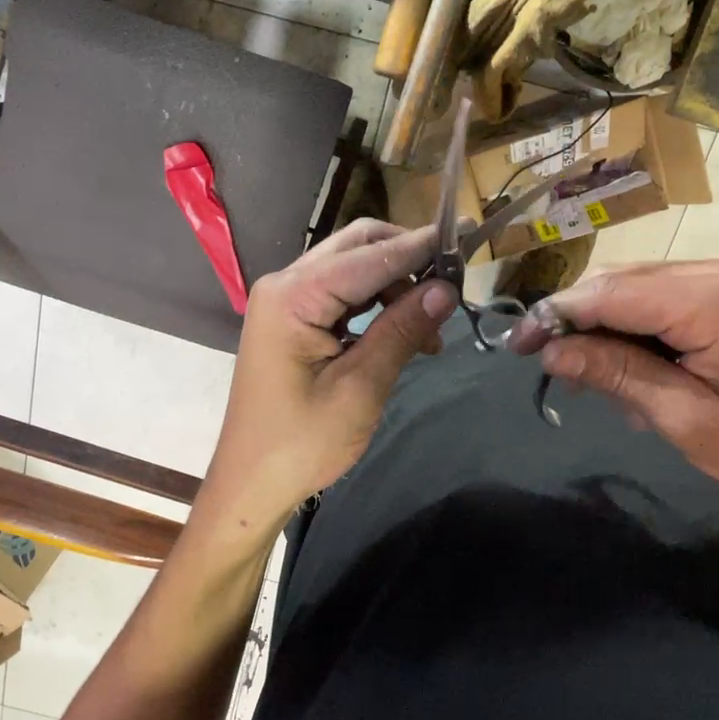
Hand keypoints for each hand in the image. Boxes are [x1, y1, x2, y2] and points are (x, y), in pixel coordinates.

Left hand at [205, 219, 456, 514]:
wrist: (252, 483)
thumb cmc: (302, 443)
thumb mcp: (360, 388)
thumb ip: (402, 331)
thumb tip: (446, 289)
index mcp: (293, 296)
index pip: (368, 256)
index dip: (419, 247)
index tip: (466, 237)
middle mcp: (284, 286)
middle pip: (356, 247)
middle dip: (406, 257)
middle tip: (453, 280)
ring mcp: (284, 303)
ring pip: (351, 269)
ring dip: (394, 284)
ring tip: (434, 323)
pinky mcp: (291, 323)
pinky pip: (340, 296)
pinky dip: (375, 304)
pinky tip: (406, 330)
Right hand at [507, 258, 718, 532]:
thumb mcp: (689, 422)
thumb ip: (618, 375)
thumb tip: (552, 350)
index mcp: (713, 299)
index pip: (608, 291)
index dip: (555, 315)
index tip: (515, 347)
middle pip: (619, 281)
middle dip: (577, 321)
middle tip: (552, 371)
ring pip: (637, 288)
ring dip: (606, 329)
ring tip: (601, 385)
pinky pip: (664, 299)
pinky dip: (637, 331)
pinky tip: (637, 373)